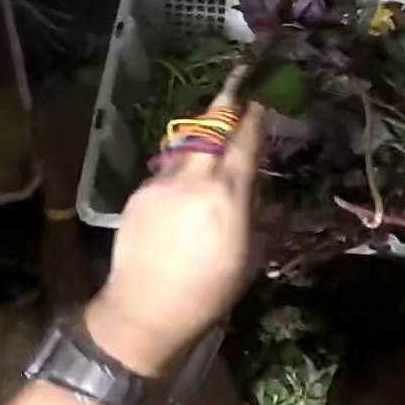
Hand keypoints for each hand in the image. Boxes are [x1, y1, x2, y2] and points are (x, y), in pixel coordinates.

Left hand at [88, 103, 266, 375]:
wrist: (145, 310)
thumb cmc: (208, 292)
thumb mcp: (249, 258)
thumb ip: (259, 219)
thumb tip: (265, 197)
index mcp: (227, 193)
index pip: (244, 142)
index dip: (253, 118)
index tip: (259, 103)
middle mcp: (194, 177)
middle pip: (210, 127)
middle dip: (224, 107)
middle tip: (234, 95)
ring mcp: (162, 181)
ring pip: (185, 144)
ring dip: (201, 133)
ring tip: (210, 132)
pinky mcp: (140, 192)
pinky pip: (166, 168)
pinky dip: (180, 166)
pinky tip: (183, 184)